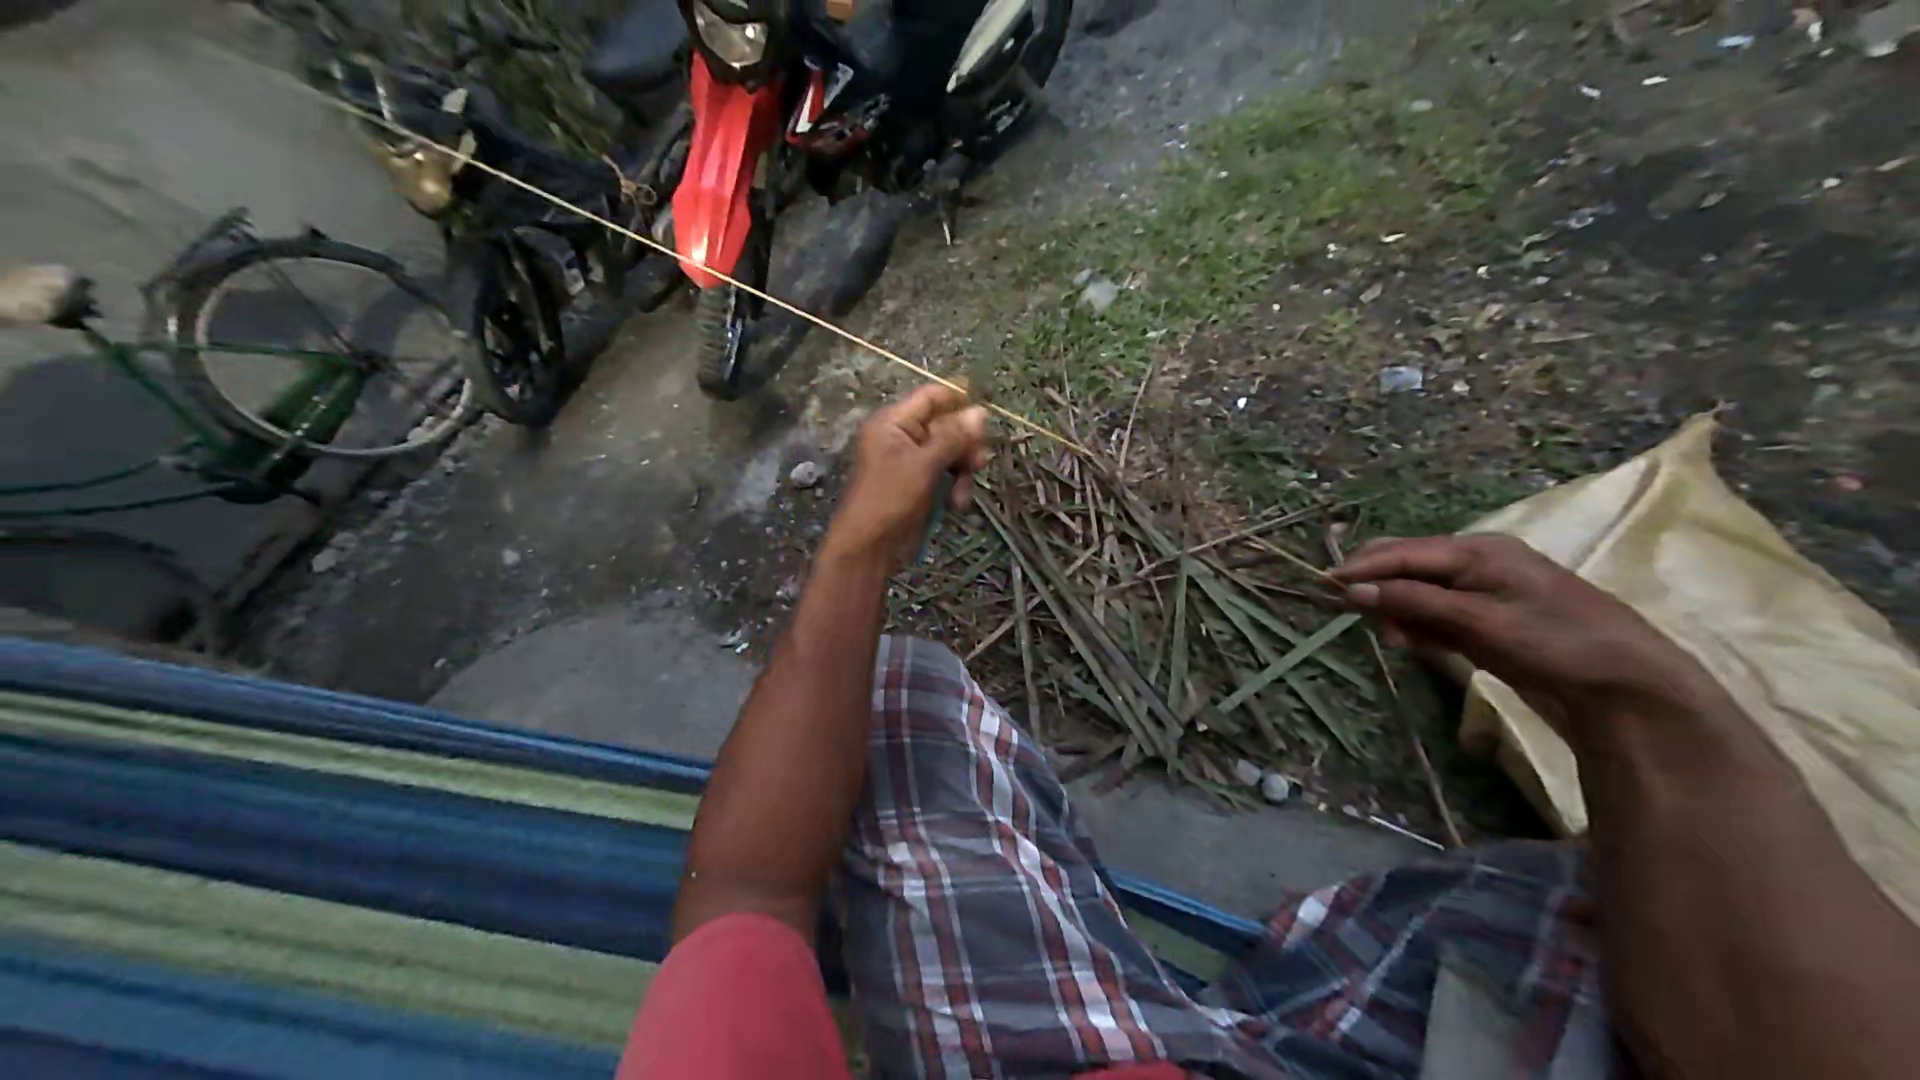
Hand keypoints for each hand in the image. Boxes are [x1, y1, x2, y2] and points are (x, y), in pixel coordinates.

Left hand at [820, 384, 989, 573]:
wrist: (869, 547)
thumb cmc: (890, 498)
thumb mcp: (924, 464)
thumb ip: (953, 437)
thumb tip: (981, 412)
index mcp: (893, 423)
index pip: (931, 397)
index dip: (959, 398)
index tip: (988, 407)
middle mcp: (902, 437)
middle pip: (945, 426)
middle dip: (965, 444)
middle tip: (980, 462)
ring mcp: (911, 462)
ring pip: (950, 453)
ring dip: (963, 470)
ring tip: (963, 493)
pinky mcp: (919, 485)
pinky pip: (945, 475)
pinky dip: (954, 486)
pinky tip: (957, 504)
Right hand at [1332, 535, 1721, 733]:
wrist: (1629, 688)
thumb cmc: (1554, 642)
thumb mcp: (1477, 620)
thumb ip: (1413, 601)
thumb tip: (1352, 590)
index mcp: (1477, 549)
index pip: (1401, 552)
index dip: (1360, 568)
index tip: (1323, 586)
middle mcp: (1476, 561)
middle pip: (1406, 567)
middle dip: (1380, 590)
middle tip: (1365, 621)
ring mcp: (1483, 590)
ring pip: (1418, 593)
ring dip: (1401, 614)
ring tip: (1403, 642)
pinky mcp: (1487, 617)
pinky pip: (1437, 614)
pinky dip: (1422, 628)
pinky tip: (1423, 645)